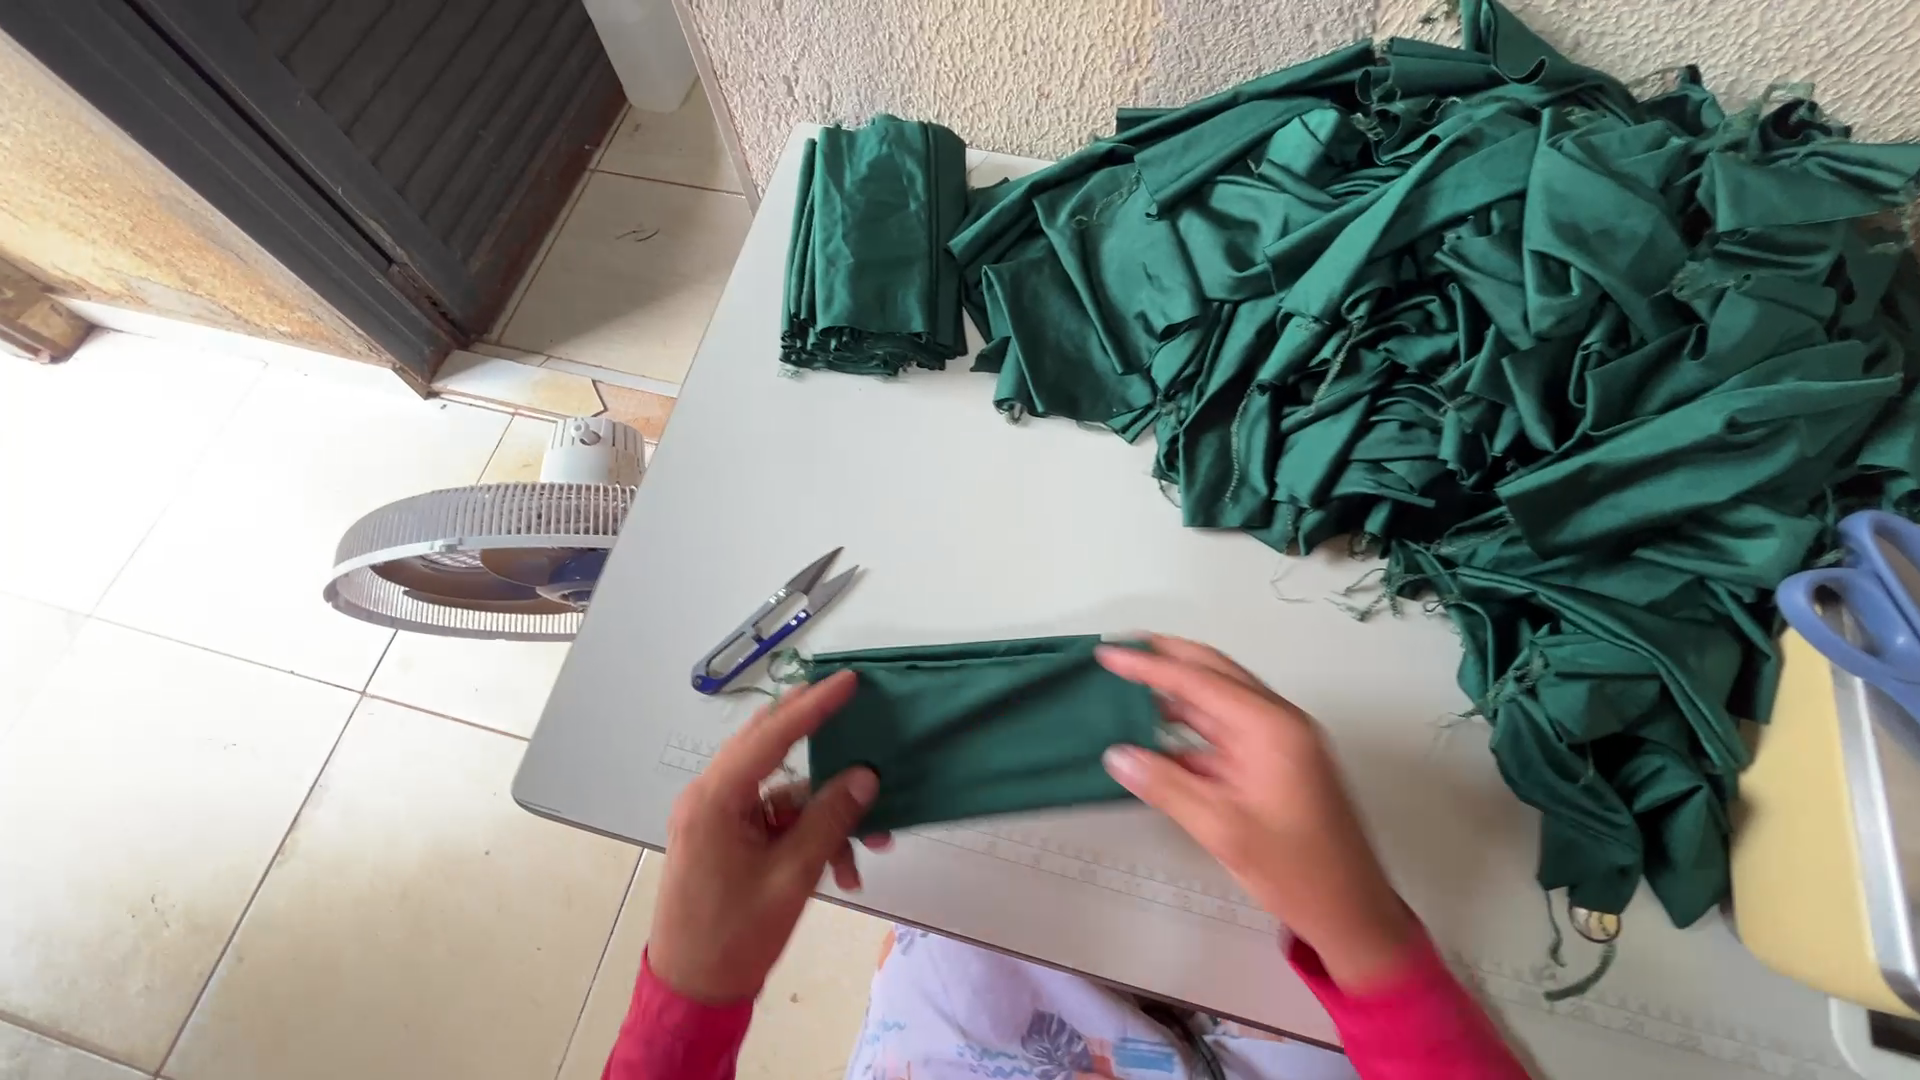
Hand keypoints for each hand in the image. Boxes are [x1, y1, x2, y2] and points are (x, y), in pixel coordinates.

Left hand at [648, 671, 886, 1002]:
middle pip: (769, 747)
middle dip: (817, 735)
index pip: (770, 735)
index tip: (848, 680)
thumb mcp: (792, 876)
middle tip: (853, 708)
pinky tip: (842, 868)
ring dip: (826, 811)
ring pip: (783, 790)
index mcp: (715, 799)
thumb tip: (865, 775)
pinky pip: (777, 818)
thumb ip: (829, 819)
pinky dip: (810, 834)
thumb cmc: (735, 936)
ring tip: (870, 841)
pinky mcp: (728, 837)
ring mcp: (719, 817)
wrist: (692, 995)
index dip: (814, 706)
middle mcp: (712, 796)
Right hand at [1097, 636, 1416, 990]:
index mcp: (1270, 726)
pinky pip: (1222, 729)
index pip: (1199, 680)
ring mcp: (1276, 739)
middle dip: (1165, 657)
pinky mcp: (1271, 760)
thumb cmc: (1294, 870)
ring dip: (1173, 691)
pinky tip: (1151, 735)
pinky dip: (1186, 726)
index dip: (1148, 664)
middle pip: (1213, 672)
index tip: (1107, 653)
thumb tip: (1115, 754)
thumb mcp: (1223, 830)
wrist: (1352, 914)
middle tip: (1117, 650)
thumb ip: (1166, 786)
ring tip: (1126, 686)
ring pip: (1217, 699)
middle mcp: (1276, 720)